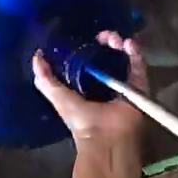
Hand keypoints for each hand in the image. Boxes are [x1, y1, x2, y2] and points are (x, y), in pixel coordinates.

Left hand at [31, 31, 147, 146]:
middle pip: (108, 50)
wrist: (105, 139)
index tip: (86, 37)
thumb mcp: (58, 97)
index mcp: (88, 81)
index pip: (89, 54)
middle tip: (103, 38)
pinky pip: (139, 62)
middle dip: (106, 39)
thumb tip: (37, 55)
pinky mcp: (140, 83)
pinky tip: (127, 44)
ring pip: (124, 52)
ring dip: (119, 41)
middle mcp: (107, 78)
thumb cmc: (81, 121)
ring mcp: (124, 80)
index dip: (88, 43)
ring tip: (114, 41)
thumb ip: (45, 78)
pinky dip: (135, 50)